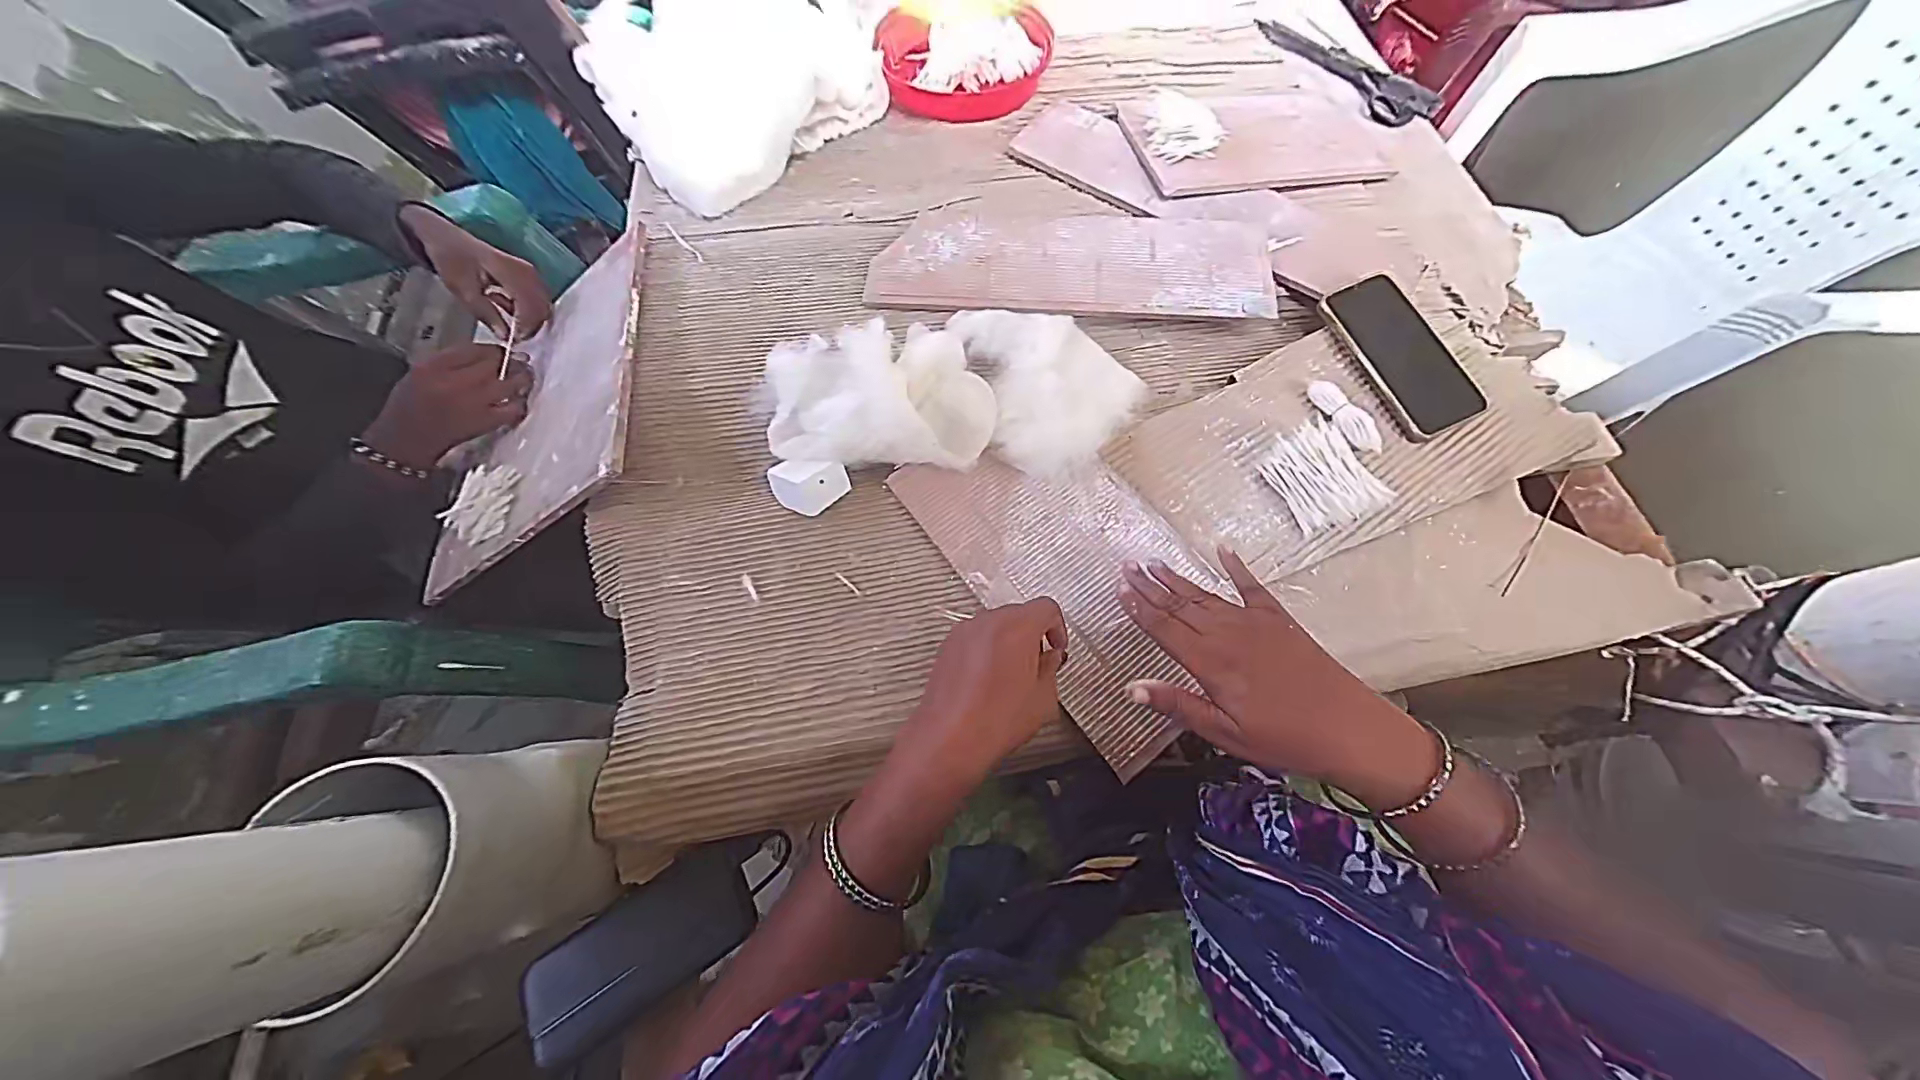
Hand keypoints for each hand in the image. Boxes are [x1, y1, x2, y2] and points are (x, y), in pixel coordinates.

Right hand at [360, 343, 532, 470]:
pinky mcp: (487, 421)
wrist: (408, 437)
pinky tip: (518, 400)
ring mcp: (474, 402)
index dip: (493, 349)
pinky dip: (520, 402)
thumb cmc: (411, 405)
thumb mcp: (420, 372)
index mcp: (435, 366)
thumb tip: (484, 355)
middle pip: (495, 363)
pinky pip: (514, 408)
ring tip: (525, 377)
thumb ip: (450, 360)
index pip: (473, 349)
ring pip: (510, 383)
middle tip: (519, 362)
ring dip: (522, 378)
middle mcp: (455, 381)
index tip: (501, 351)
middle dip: (511, 361)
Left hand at [399, 205, 553, 338]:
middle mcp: (528, 273)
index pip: (531, 307)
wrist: (446, 237)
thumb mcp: (464, 290)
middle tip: (511, 335)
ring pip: (543, 306)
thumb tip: (505, 337)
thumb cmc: (452, 259)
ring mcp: (531, 274)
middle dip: (530, 326)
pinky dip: (527, 309)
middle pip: (542, 308)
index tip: (512, 340)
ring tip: (503, 314)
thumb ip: (487, 315)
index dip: (525, 327)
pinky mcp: (529, 276)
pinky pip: (537, 299)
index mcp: (512, 272)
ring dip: (528, 318)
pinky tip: (506, 304)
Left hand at [893, 599, 1068, 787]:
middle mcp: (988, 621)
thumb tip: (1049, 658)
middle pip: (1019, 614)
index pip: (1046, 608)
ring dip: (1009, 643)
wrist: (948, 738)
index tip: (1057, 648)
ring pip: (996, 626)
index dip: (1058, 628)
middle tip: (1039, 665)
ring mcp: (964, 632)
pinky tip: (989, 682)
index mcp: (1017, 627)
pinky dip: (987, 651)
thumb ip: (1051, 668)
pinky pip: (976, 639)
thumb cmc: (995, 720)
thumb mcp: (1042, 698)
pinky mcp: (947, 646)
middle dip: (1033, 635)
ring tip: (1012, 678)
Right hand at [1118, 549, 1421, 785]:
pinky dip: (1236, 568)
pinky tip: (1222, 551)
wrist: (1350, 728)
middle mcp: (1227, 635)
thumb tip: (1133, 688)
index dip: (1139, 608)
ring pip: (1205, 595)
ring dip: (1177, 579)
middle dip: (1150, 585)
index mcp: (1210, 663)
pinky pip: (1251, 587)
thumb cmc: (1284, 738)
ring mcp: (1255, 623)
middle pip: (1179, 606)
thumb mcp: (1224, 732)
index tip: (1120, 589)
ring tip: (1154, 563)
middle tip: (1127, 565)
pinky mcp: (1280, 621)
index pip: (1163, 629)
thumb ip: (1178, 705)